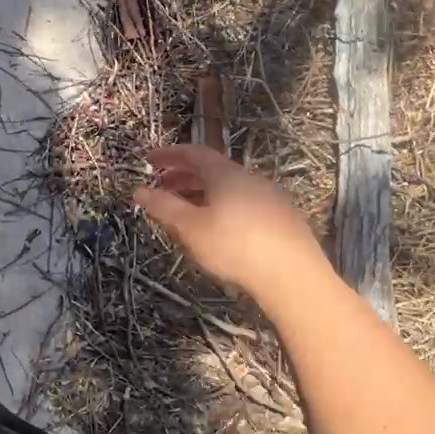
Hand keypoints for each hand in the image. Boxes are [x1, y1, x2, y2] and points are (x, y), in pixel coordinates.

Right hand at [132, 144, 327, 295]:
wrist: (295, 279)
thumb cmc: (235, 246)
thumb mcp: (189, 227)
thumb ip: (163, 206)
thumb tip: (139, 190)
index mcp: (226, 175)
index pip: (194, 153)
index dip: (169, 154)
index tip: (149, 159)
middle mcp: (251, 180)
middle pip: (212, 170)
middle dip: (183, 177)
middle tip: (162, 188)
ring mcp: (272, 200)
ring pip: (230, 189)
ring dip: (203, 194)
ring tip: (186, 212)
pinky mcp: (285, 221)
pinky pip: (245, 204)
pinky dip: (223, 207)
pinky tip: (219, 230)